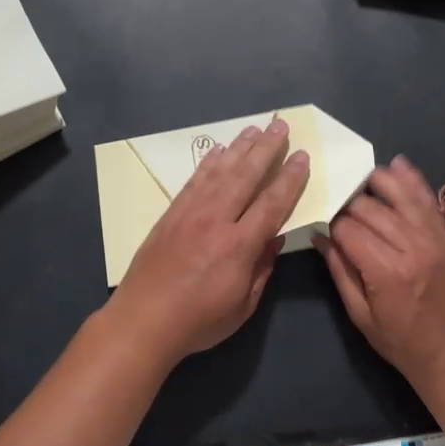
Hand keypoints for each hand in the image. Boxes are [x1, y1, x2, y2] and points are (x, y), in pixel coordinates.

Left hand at [107, 117, 309, 364]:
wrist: (142, 321)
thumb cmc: (198, 321)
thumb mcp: (243, 306)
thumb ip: (261, 269)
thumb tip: (275, 239)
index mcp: (239, 246)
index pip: (272, 204)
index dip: (289, 179)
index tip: (302, 156)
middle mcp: (216, 221)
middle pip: (246, 176)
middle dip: (266, 148)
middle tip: (280, 124)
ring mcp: (190, 213)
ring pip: (220, 172)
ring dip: (239, 148)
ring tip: (254, 128)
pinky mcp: (171, 214)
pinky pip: (194, 181)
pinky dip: (208, 163)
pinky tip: (219, 151)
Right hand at [316, 157, 444, 387]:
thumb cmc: (400, 342)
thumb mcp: (360, 314)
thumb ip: (340, 271)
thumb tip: (319, 236)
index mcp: (386, 272)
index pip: (349, 229)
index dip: (332, 223)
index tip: (322, 223)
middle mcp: (411, 248)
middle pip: (370, 208)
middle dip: (349, 203)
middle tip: (336, 205)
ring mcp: (432, 239)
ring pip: (400, 195)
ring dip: (378, 181)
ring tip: (360, 177)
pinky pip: (427, 200)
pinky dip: (413, 180)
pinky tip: (398, 164)